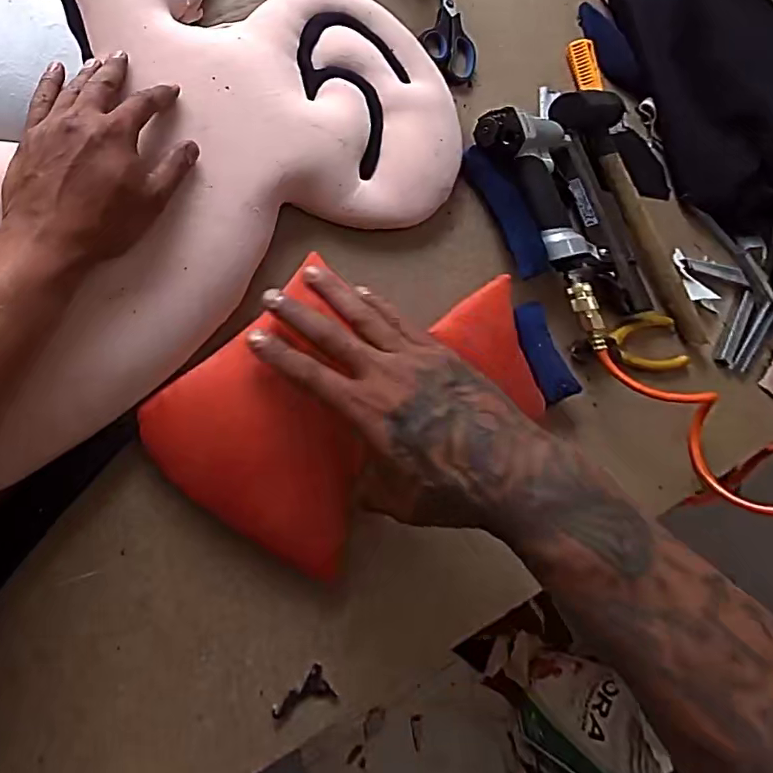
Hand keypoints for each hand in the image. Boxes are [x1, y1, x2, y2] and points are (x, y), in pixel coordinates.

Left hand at [0, 52, 199, 275]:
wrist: (44, 241)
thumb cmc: (99, 226)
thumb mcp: (149, 202)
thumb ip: (172, 171)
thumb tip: (189, 149)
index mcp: (116, 133)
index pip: (144, 103)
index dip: (160, 95)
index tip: (168, 91)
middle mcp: (84, 120)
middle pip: (103, 85)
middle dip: (116, 70)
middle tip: (122, 57)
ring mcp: (54, 127)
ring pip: (73, 88)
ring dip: (87, 73)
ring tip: (95, 62)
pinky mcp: (30, 138)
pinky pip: (40, 100)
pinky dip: (49, 82)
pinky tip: (54, 71)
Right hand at [246, 266, 552, 529]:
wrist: (517, 474)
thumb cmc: (453, 492)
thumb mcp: (398, 501)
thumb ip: (370, 488)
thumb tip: (357, 489)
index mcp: (365, 411)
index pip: (310, 376)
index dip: (279, 356)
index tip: (255, 337)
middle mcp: (384, 375)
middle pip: (331, 336)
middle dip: (297, 314)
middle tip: (272, 295)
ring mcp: (415, 358)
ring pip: (366, 317)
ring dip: (336, 293)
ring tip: (314, 272)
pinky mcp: (441, 353)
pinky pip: (402, 321)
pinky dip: (380, 304)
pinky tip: (365, 292)